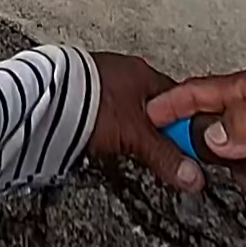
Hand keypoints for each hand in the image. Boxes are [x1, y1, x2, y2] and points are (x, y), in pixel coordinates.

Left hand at [89, 53, 204, 192]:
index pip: (177, 99)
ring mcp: (106, 78)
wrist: (53, 94)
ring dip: (135, 127)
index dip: (185, 125)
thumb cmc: (95, 102)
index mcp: (144, 73)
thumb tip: (193, 176)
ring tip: (133, 147)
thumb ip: (166, 155)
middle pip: (154, 105)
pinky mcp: (88, 89)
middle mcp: (127, 70)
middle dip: (158, 128)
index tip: (190, 149)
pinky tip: (110, 136)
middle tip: (161, 153)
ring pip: (131, 107)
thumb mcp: (137, 135)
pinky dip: (114, 123)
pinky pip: (110, 108)